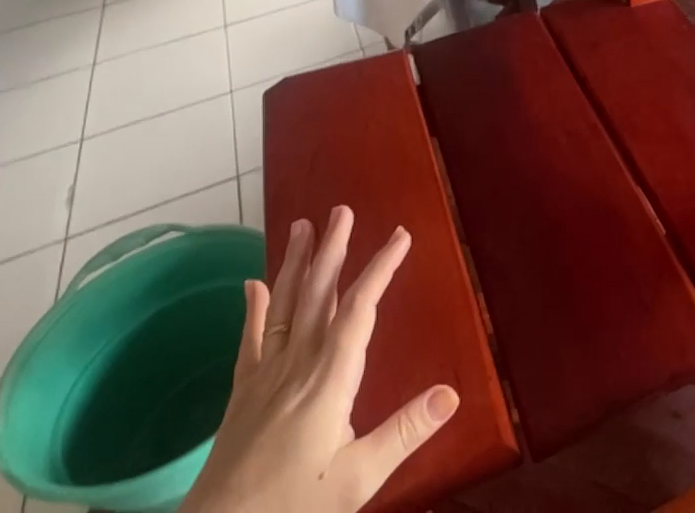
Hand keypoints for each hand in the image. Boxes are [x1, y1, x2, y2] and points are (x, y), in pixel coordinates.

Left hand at [181, 208, 457, 512]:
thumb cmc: (293, 507)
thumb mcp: (359, 478)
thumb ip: (405, 432)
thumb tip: (452, 392)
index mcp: (329, 380)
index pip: (359, 310)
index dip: (380, 269)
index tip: (400, 236)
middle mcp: (296, 365)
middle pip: (317, 295)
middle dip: (333, 250)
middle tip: (342, 211)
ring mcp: (265, 376)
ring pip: (284, 306)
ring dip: (296, 264)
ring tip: (302, 226)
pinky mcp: (243, 393)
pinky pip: (250, 339)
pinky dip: (254, 308)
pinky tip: (253, 283)